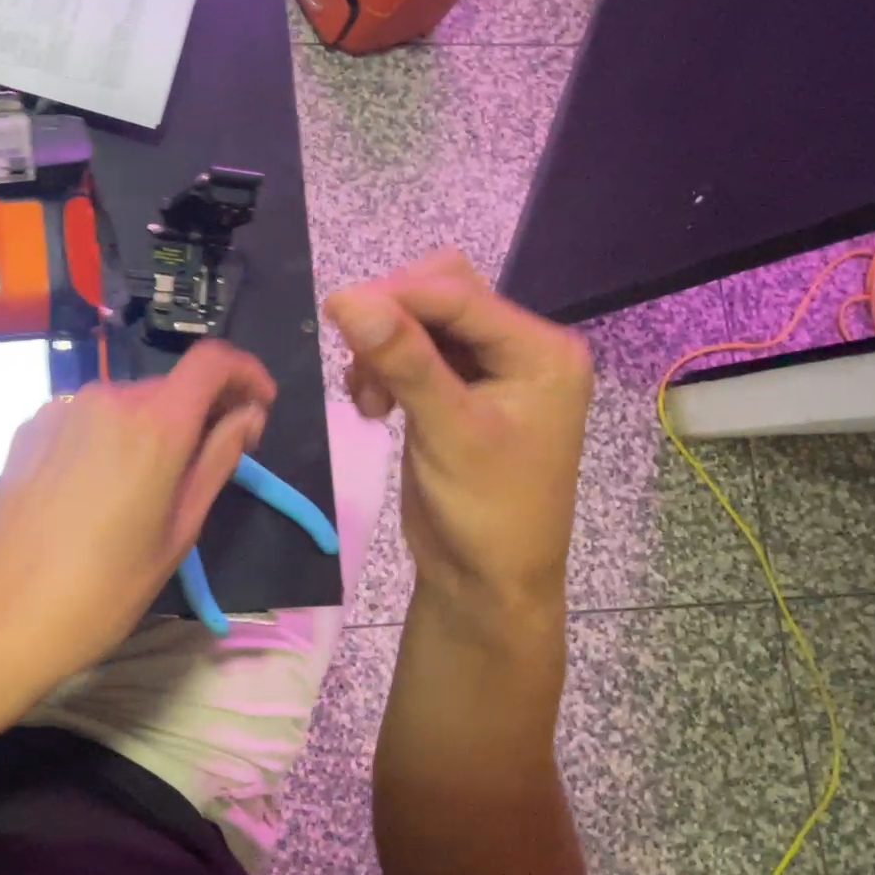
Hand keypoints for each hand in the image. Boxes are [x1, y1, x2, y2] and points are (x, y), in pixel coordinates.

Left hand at [0, 341, 274, 742]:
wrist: (5, 610)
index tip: (258, 406)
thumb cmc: (105, 587)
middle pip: (168, 388)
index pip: (212, 361)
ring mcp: (60, 409)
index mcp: (154, 424)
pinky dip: (106, 437)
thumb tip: (245, 414)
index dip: (246, 373)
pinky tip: (96, 487)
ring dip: (149, 428)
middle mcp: (106, 399)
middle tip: (205, 466)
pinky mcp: (30, 427)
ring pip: (125, 403)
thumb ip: (217, 460)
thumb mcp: (179, 531)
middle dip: (198, 414)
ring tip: (145, 487)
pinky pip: (85, 418)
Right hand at [324, 252, 591, 630]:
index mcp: (540, 351)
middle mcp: (518, 350)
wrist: (483, 579)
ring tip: (368, 398)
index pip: (459, 296)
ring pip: (420, 324)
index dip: (396, 295)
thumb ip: (404, 360)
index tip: (335, 308)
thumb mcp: (447, 431)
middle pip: (441, 297)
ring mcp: (485, 371)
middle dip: (391, 321)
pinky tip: (372, 405)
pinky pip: (410, 354)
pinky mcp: (454, 392)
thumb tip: (348, 297)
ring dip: (382, 349)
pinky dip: (382, 369)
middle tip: (358, 360)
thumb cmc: (484, 509)